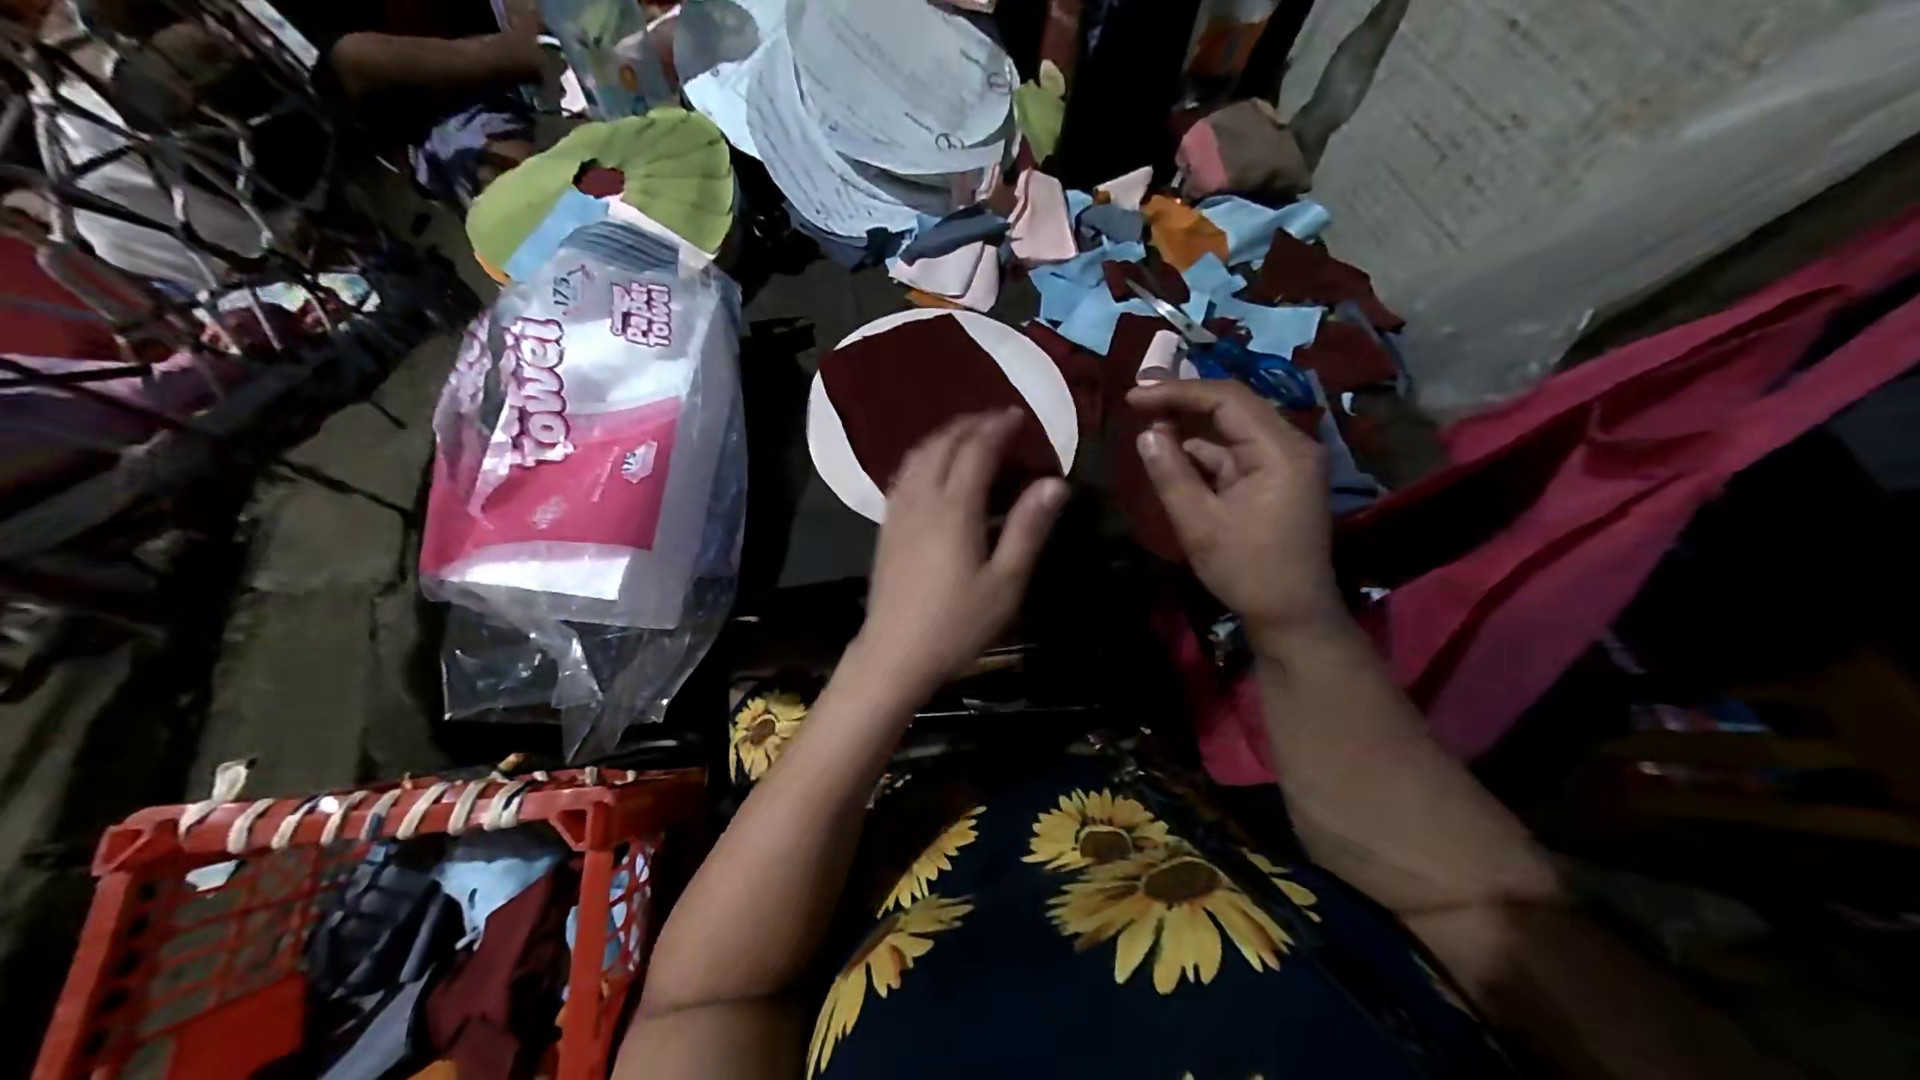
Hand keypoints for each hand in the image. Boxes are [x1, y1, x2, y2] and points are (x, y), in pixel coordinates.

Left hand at [854, 409, 1068, 695]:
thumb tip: (1055, 483)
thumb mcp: (1006, 582)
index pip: (976, 450)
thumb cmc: (957, 624)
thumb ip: (1029, 528)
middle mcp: (921, 499)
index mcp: (954, 508)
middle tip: (997, 421)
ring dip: (944, 437)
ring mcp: (898, 512)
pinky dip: (924, 457)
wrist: (894, 654)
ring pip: (918, 456)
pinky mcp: (886, 528)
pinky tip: (934, 470)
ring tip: (968, 436)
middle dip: (970, 425)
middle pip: (942, 444)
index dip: (997, 428)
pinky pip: (904, 475)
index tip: (1018, 415)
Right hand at [1127, 380, 1343, 646]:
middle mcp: (1290, 445)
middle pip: (1233, 406)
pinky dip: (1205, 451)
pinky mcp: (1277, 478)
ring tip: (1148, 425)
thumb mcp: (1199, 524)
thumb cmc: (1246, 570)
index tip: (1133, 397)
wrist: (1292, 614)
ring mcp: (1286, 461)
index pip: (1226, 399)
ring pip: (1233, 428)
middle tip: (1138, 399)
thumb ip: (1170, 474)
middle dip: (1183, 402)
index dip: (1176, 392)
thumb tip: (1146, 434)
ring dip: (1192, 427)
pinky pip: (1237, 452)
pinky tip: (1173, 454)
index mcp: (1279, 451)